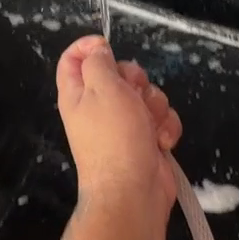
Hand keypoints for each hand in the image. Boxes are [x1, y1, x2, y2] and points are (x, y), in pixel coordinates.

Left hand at [55, 35, 182, 218]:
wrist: (133, 194)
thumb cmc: (114, 137)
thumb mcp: (103, 88)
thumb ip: (99, 62)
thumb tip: (99, 50)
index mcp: (78, 93)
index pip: (73, 58)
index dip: (88, 46)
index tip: (106, 45)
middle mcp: (98, 106)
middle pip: (119, 72)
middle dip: (135, 79)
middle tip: (133, 94)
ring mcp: (124, 124)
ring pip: (147, 94)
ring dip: (154, 107)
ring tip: (149, 127)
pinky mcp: (147, 138)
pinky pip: (161, 118)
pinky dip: (165, 127)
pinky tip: (162, 142)